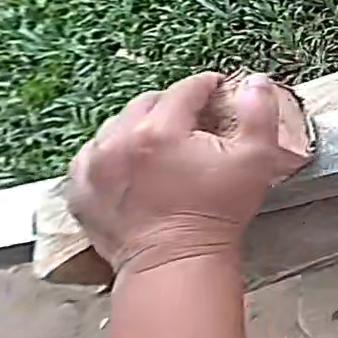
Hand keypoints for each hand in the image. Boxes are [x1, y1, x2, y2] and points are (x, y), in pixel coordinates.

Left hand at [67, 71, 309, 275]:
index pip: (185, 89)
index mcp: (159, 130)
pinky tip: (139, 162)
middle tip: (201, 116)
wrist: (174, 257)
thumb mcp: (257, 155)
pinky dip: (116, 149)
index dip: (209, 84)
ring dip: (143, 125)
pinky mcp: (77, 190)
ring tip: (169, 140)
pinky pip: (93, 154)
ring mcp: (89, 167)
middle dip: (176, 103)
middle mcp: (115, 142)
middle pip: (146, 103)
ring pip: (116, 126)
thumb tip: (255, 80)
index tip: (223, 88)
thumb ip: (260, 111)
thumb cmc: (221, 206)